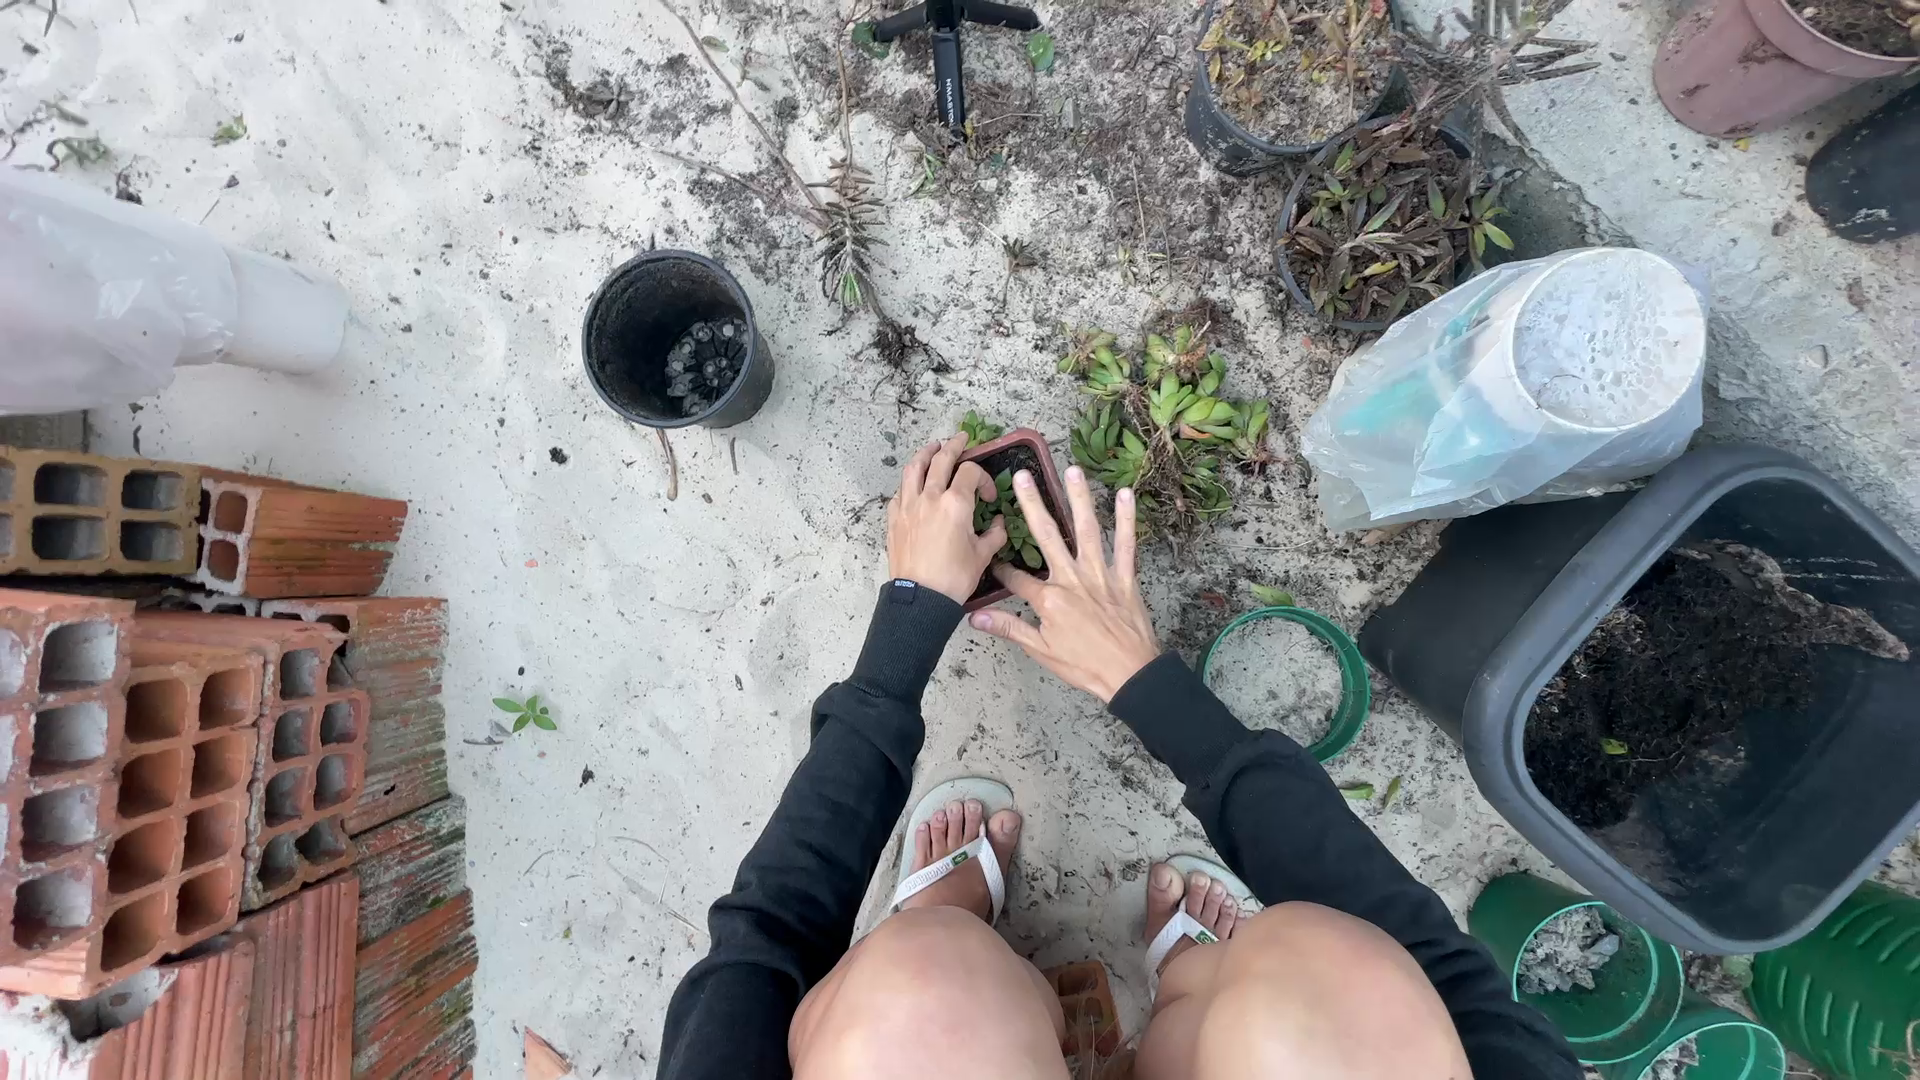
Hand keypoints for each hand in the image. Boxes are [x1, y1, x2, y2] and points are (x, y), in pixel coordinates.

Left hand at [887, 432, 1006, 603]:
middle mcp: (930, 497)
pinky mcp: (894, 518)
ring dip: (925, 454)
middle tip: (961, 439)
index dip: (983, 479)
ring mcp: (908, 505)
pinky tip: (914, 484)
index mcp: (955, 503)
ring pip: (914, 468)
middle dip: (953, 446)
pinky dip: (909, 482)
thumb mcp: (983, 555)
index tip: (988, 497)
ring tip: (932, 447)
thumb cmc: (954, 577)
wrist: (922, 598)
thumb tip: (999, 524)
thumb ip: (994, 534)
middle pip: (941, 459)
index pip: (970, 472)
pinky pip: (900, 491)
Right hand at [967, 466, 1160, 702]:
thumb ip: (1008, 628)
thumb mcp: (1040, 650)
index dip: (1001, 568)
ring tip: (1072, 470)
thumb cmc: (1084, 666)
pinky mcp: (1125, 577)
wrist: (1130, 675)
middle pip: (1047, 536)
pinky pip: (1126, 544)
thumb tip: (974, 617)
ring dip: (1079, 499)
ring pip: (1087, 530)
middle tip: (1022, 476)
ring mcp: (1100, 575)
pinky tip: (1124, 495)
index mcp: (1049, 599)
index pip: (1016, 577)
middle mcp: (1072, 579)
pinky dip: (1126, 520)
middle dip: (1032, 504)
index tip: (990, 556)